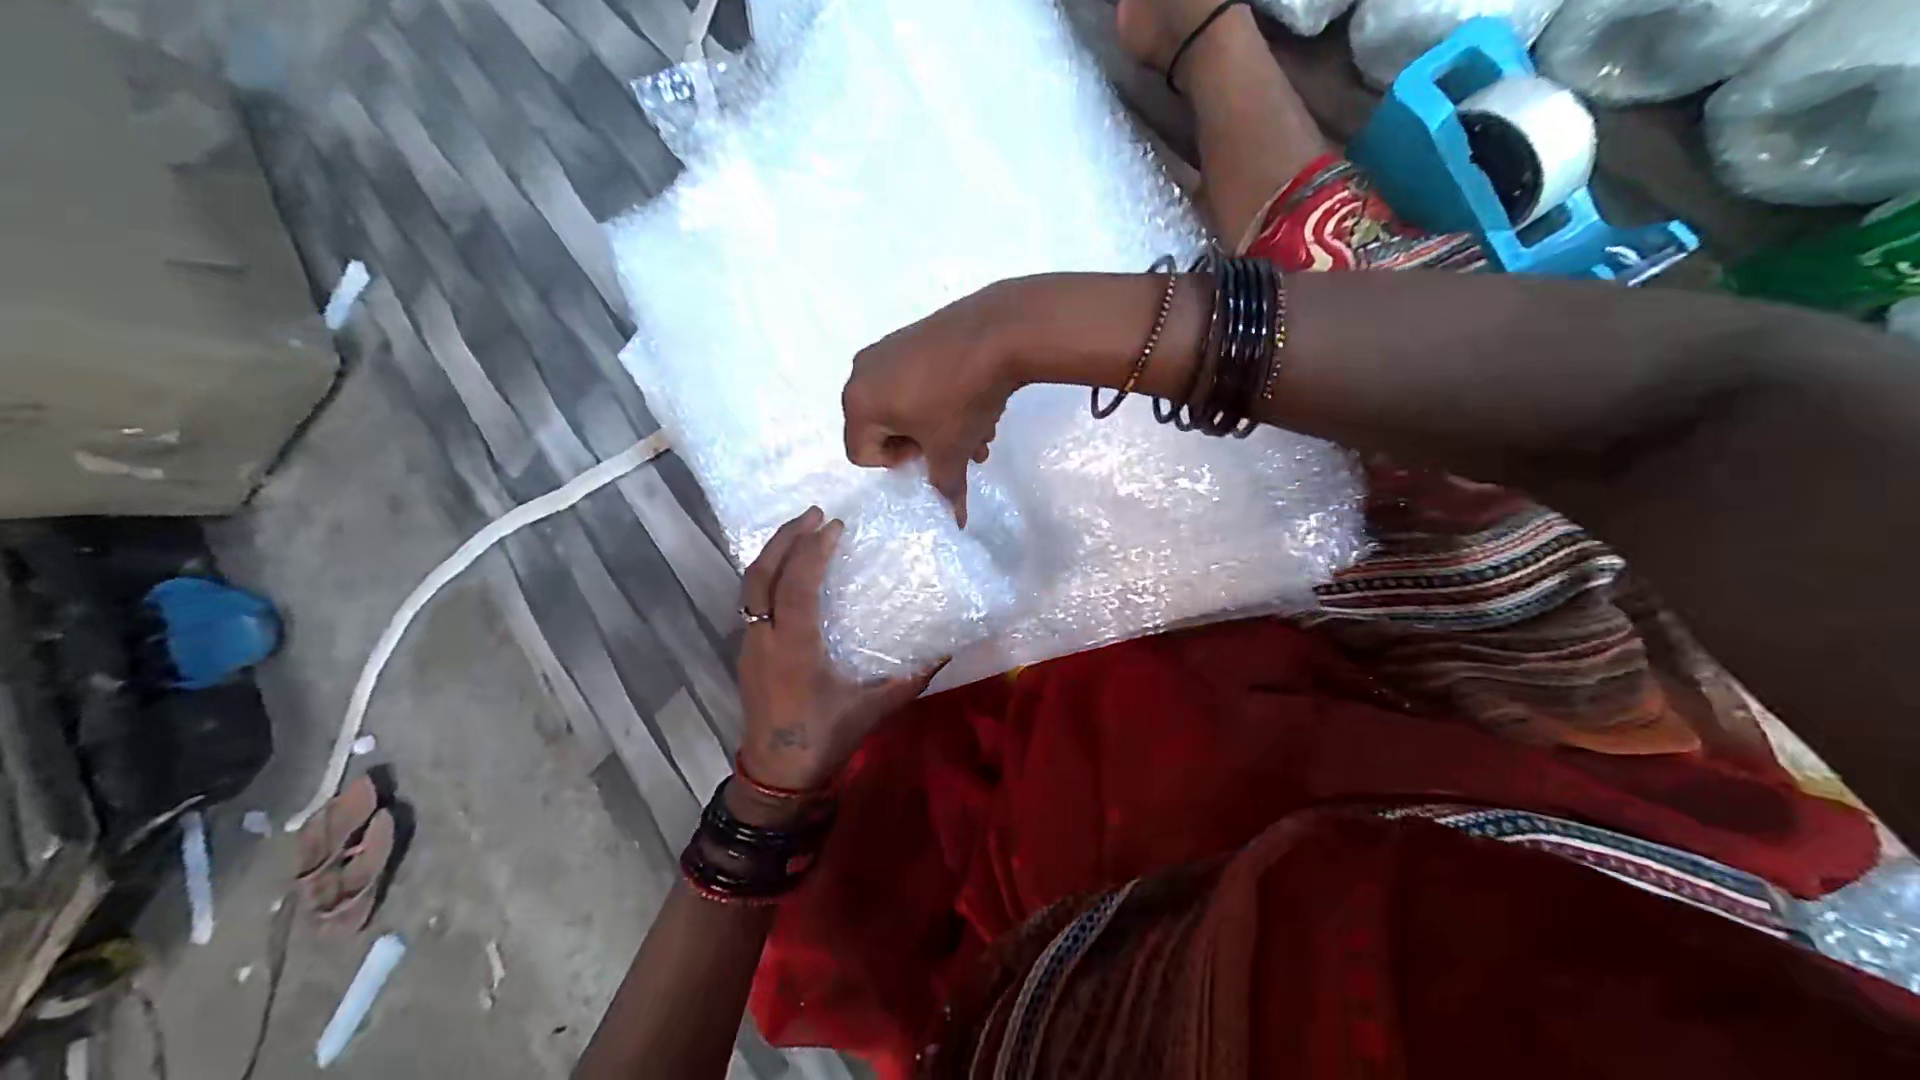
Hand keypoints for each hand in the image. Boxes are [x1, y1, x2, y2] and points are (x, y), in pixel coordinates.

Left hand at [736, 508, 939, 793]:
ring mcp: (749, 643)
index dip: (813, 552)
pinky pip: (751, 599)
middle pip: (762, 575)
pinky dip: (768, 573)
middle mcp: (765, 638)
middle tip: (815, 513)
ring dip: (774, 553)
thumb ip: (911, 679)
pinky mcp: (746, 650)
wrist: (776, 773)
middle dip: (786, 538)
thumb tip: (947, 651)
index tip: (835, 526)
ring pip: (750, 585)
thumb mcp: (873, 708)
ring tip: (802, 531)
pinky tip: (790, 570)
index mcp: (793, 648)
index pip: (796, 586)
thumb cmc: (824, 738)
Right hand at [841, 283, 1027, 526]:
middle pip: (885, 429)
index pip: (863, 454)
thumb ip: (947, 488)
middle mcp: (863, 373)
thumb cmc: (962, 400)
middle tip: (956, 444)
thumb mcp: (951, 451)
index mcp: (859, 403)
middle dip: (925, 445)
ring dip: (939, 426)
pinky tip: (976, 402)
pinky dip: (940, 398)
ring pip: (907, 406)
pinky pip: (916, 380)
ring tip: (978, 430)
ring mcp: (887, 349)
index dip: (899, 463)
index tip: (930, 452)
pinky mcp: (912, 335)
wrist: (1000, 332)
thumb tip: (958, 522)